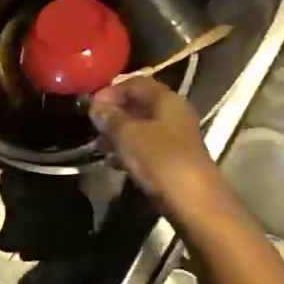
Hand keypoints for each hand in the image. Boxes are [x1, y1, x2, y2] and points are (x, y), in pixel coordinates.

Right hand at [89, 77, 219, 207]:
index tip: (90, 104)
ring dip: (119, 132)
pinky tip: (113, 160)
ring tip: (99, 144)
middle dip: (114, 112)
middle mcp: (173, 113)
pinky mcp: (171, 157)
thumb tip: (95, 105)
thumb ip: (110, 118)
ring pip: (141, 126)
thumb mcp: (128, 135)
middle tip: (93, 124)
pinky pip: (145, 145)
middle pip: (139, 103)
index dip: (111, 90)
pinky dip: (129, 148)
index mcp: (166, 100)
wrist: (192, 200)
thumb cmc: (160, 160)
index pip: (136, 83)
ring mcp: (174, 136)